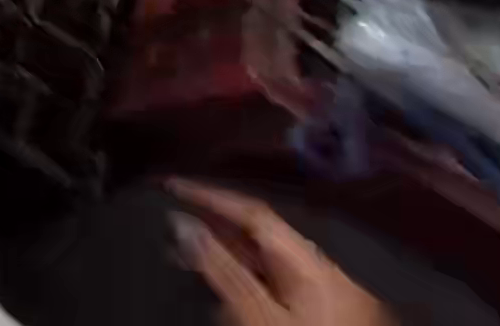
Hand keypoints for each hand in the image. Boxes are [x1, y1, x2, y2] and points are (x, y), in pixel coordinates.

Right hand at [170, 180, 392, 325]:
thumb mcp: (257, 318)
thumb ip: (220, 267)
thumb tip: (181, 220)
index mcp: (316, 271)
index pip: (256, 215)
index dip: (211, 196)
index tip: (170, 186)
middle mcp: (327, 279)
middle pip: (261, 237)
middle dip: (213, 226)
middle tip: (170, 220)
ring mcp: (329, 304)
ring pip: (265, 263)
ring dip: (223, 253)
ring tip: (180, 253)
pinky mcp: (320, 322)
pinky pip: (273, 285)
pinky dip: (240, 276)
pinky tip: (214, 284)